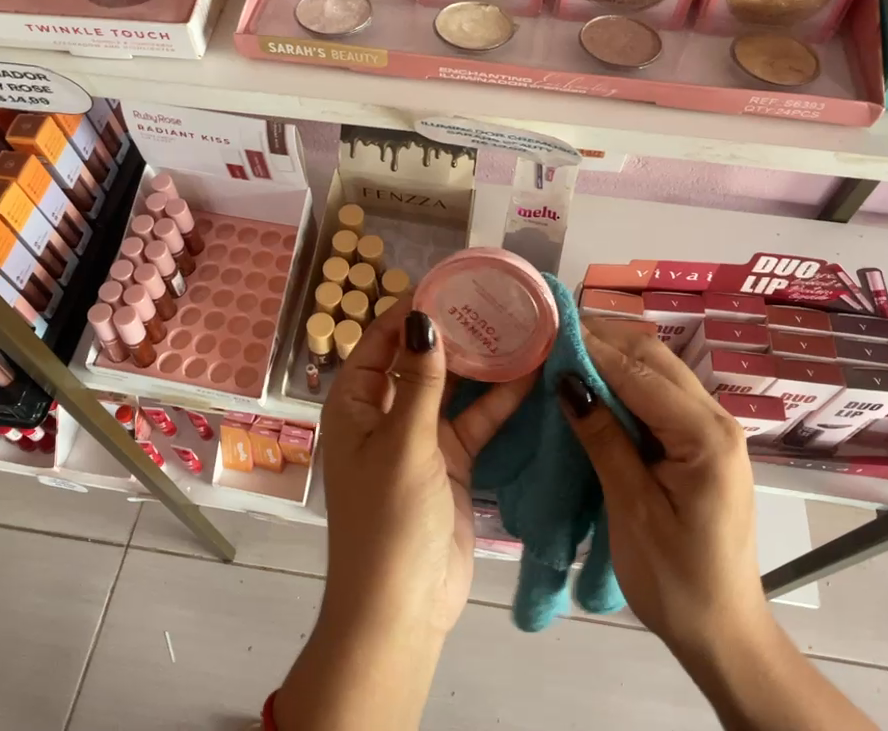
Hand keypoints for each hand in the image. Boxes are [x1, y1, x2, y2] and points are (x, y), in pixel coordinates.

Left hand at [320, 298, 536, 633]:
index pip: (380, 341)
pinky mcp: (452, 462)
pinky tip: (533, 374)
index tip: (449, 280)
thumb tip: (423, 319)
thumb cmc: (388, 520)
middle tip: (491, 295)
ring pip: (452, 388)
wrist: (402, 607)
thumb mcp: (402, 443)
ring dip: (480, 363)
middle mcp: (385, 414)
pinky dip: (500, 401)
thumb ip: (418, 381)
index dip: (410, 310)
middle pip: (418, 360)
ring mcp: (420, 439)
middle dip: (451, 331)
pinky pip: (476, 421)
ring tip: (517, 323)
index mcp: (355, 405)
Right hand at [560, 318, 765, 656]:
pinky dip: (624, 384)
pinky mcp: (700, 445)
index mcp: (705, 436)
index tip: (543, 330)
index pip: (639, 371)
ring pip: (658, 372)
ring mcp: (712, 431)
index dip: (590, 347)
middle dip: (602, 341)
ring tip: (560, 354)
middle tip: (546, 337)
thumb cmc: (676, 581)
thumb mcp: (632, 510)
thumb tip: (568, 382)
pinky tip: (591, 387)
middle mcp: (716, 420)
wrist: (723, 633)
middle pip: (654, 359)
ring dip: (612, 358)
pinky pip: (660, 397)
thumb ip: (604, 439)